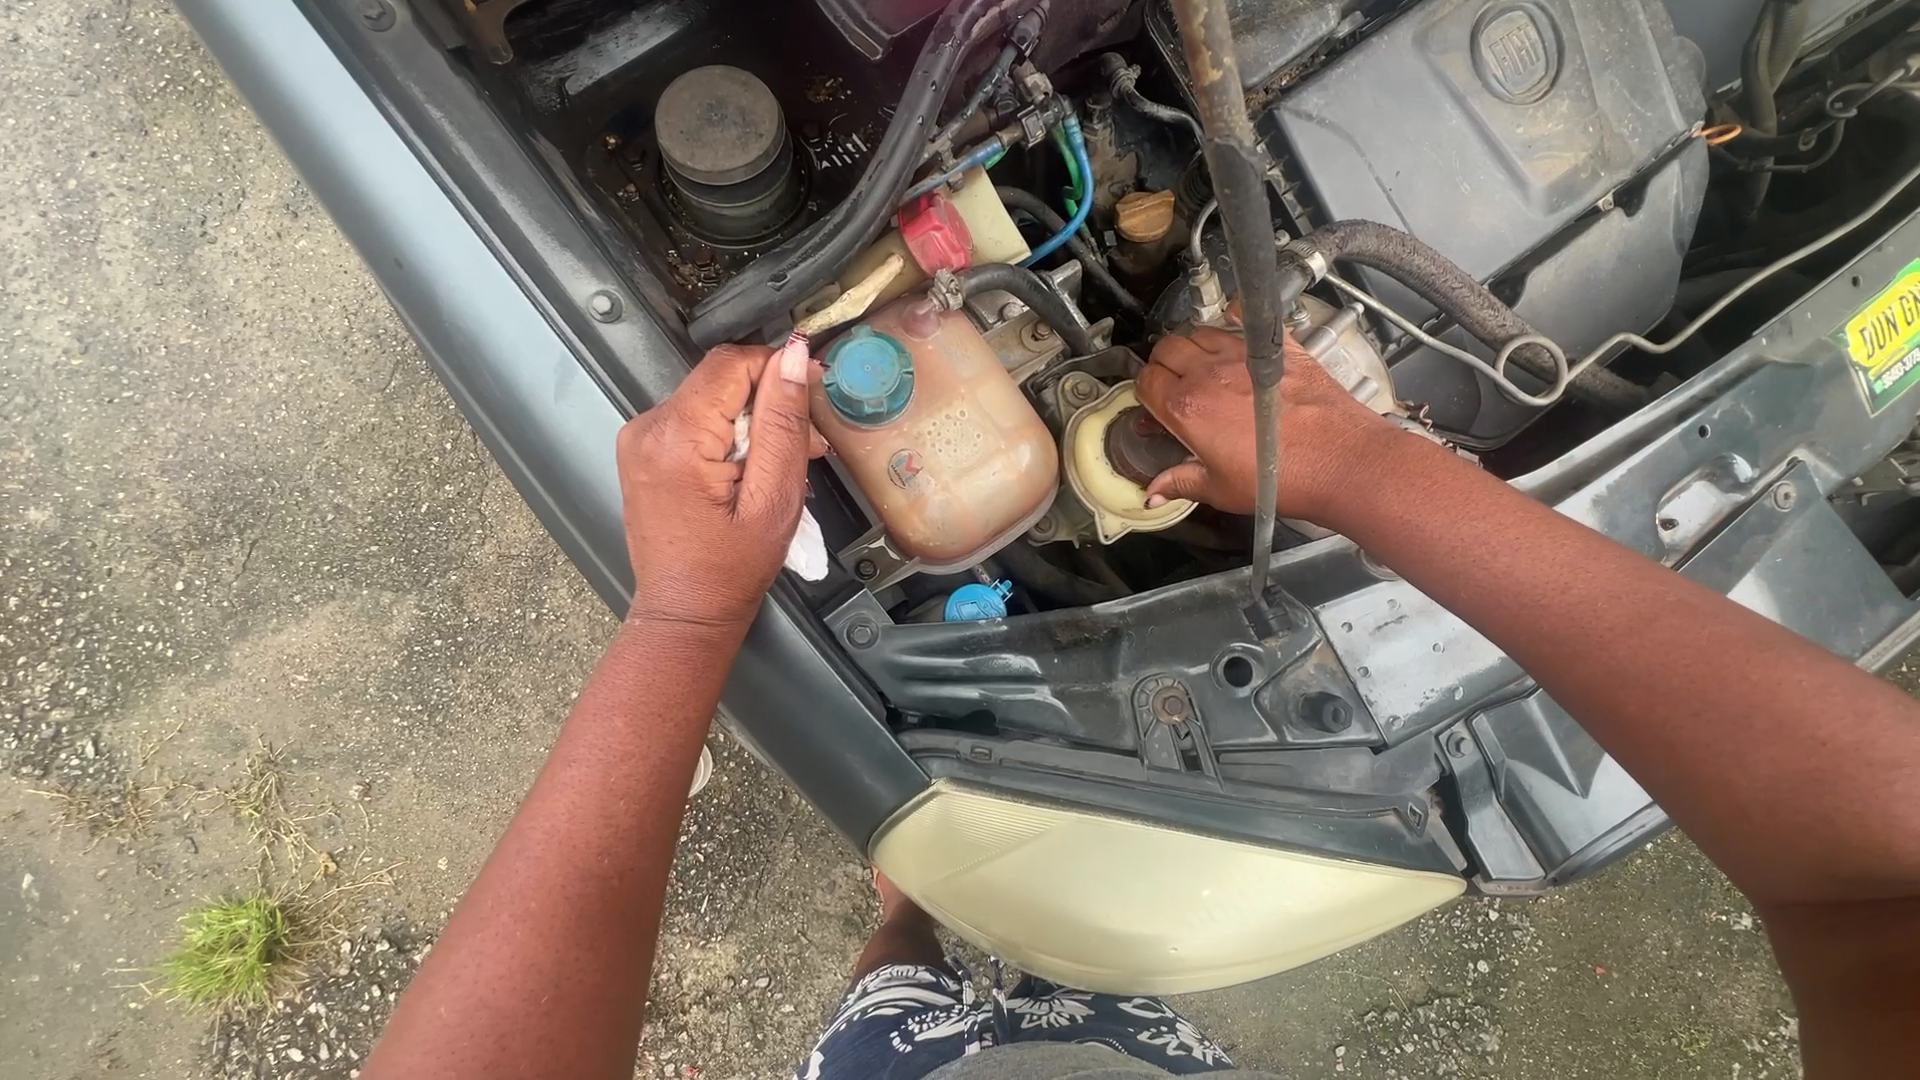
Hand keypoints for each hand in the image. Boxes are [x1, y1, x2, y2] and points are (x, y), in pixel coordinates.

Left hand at [616, 342, 819, 631]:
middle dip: (769, 400)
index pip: (732, 364)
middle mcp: (647, 427)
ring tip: (786, 461)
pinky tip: (753, 468)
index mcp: (677, 436)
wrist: (686, 610)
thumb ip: (783, 422)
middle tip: (809, 441)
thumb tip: (791, 356)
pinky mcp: (643, 452)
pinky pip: (695, 421)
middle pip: (720, 380)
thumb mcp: (774, 496)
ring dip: (753, 419)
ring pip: (711, 399)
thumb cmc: (733, 567)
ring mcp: (639, 439)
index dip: (778, 367)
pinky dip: (730, 434)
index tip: (813, 387)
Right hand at [1135, 325, 1400, 524]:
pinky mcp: (1276, 348)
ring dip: (1191, 343)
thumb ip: (1180, 482)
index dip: (1144, 391)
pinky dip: (1233, 317)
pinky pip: (1244, 316)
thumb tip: (1154, 493)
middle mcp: (1210, 374)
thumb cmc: (1283, 478)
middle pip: (1167, 348)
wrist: (1341, 462)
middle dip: (1162, 363)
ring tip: (1199, 363)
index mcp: (1188, 408)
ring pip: (1198, 330)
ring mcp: (1244, 356)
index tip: (1152, 401)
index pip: (1146, 380)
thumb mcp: (1219, 490)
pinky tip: (1233, 332)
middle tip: (1171, 381)